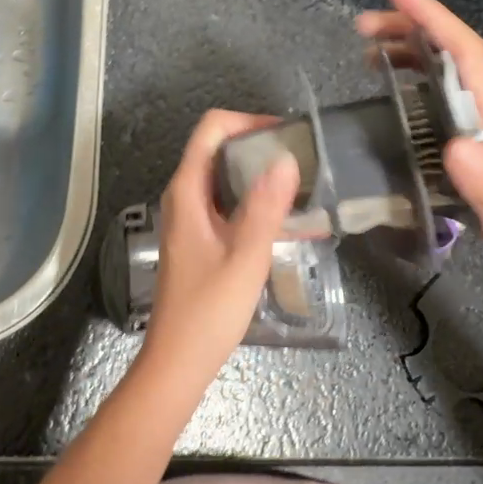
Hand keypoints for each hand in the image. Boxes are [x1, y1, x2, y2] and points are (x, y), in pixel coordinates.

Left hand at [142, 110, 301, 378]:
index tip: (287, 134)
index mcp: (187, 191)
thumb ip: (265, 207)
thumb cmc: (209, 312)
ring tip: (304, 186)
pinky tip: (289, 221)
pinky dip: (256, 204)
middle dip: (259, 146)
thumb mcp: (245, 258)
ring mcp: (190, 219)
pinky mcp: (200, 240)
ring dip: (261, 176)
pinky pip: (229, 206)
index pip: (211, 129)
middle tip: (304, 159)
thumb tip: (285, 158)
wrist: (178, 362)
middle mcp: (184, 197)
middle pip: (219, 150)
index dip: (247, 121)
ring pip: (226, 179)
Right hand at [356, 0, 482, 325]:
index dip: (433, 18)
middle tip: (364, 28)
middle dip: (412, 31)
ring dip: (415, 58)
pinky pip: (451, 110)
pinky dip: (422, 93)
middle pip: (457, 60)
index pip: (467, 57)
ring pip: (453, 83)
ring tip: (372, 59)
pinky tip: (405, 109)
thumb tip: (454, 142)